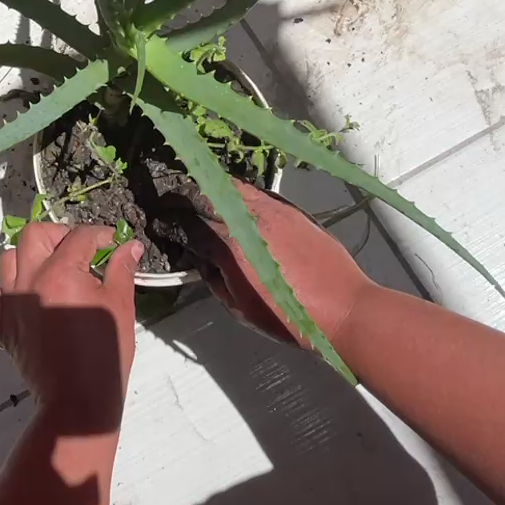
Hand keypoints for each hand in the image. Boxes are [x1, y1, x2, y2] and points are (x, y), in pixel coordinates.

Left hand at [0, 222, 143, 428]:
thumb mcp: (120, 305)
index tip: (110, 242)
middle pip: (34, 235)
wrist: (79, 401)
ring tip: (52, 268)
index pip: (79, 237)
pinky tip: (27, 297)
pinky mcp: (3, 327)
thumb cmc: (104, 353)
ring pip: (9, 260)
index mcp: (61, 272)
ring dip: (30, 257)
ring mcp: (12, 303)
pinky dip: (7, 291)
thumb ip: (121, 269)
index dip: (99, 234)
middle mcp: (30, 281)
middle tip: (79, 249)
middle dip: (59, 235)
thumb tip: (129, 246)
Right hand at [180, 180, 376, 349]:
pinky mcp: (290, 209)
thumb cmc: (289, 319)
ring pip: (231, 186)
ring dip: (210, 187)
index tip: (160, 222)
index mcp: (231, 247)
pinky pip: (255, 192)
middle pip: (205, 195)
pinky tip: (233, 200)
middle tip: (171, 200)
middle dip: (183, 196)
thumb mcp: (240, 308)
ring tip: (199, 192)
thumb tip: (202, 259)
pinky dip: (237, 192)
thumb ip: (214, 279)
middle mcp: (248, 219)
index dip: (170, 222)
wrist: (344, 308)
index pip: (189, 225)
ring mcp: (271, 210)